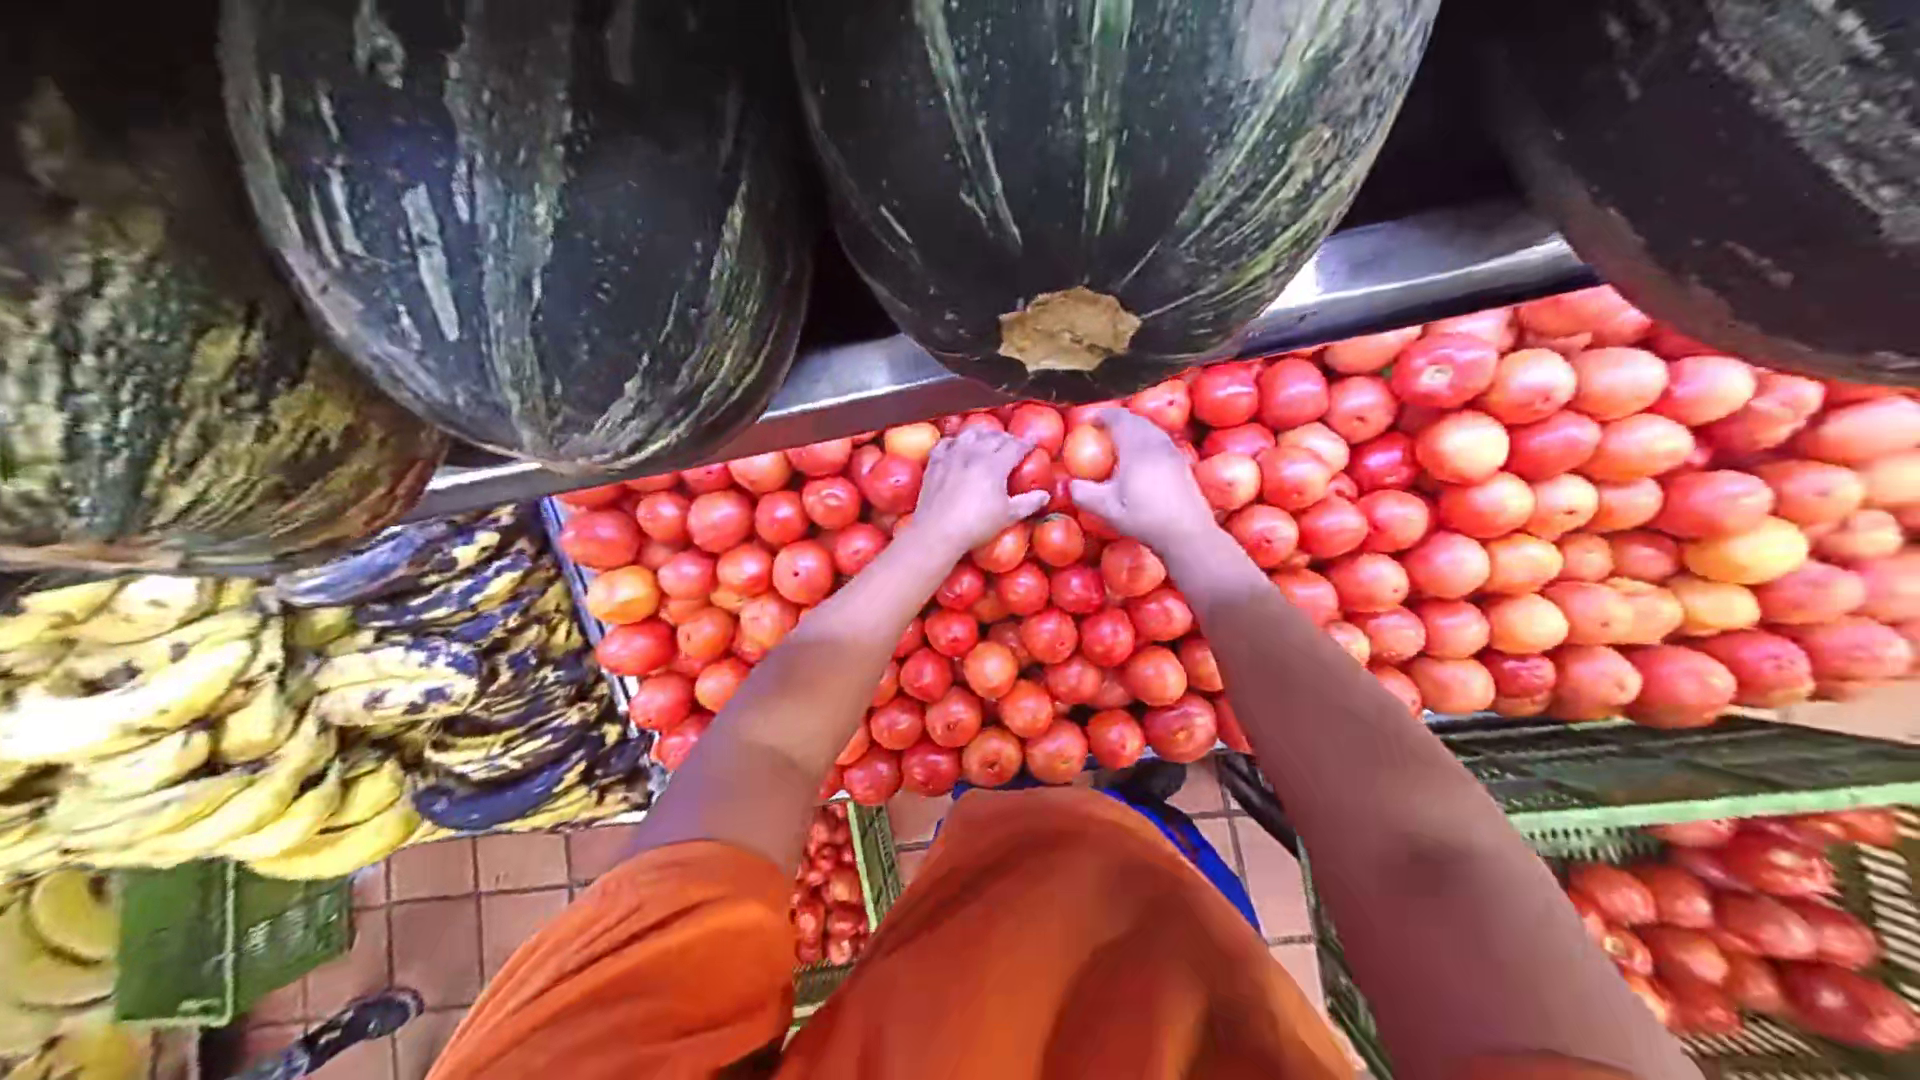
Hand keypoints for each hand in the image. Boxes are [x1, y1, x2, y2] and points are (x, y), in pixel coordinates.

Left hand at [905, 428, 1050, 557]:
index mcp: (995, 464)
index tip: (1033, 444)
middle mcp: (974, 452)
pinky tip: (958, 446)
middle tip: (1013, 444)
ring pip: (971, 433)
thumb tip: (1044, 495)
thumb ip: (1028, 503)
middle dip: (1007, 438)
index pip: (1016, 446)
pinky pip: (946, 442)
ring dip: (983, 434)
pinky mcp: (935, 461)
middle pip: (995, 436)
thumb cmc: (976, 525)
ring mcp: (952, 455)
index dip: (1027, 444)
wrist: (937, 531)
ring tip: (988, 439)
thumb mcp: (1007, 516)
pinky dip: (956, 441)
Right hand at [1069, 408, 1218, 554]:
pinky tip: (1141, 457)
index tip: (1091, 420)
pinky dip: (1147, 438)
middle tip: (1104, 427)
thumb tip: (1070, 484)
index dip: (1103, 416)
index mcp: (1136, 448)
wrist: (1188, 533)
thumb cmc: (1145, 519)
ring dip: (1134, 427)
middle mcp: (1157, 443)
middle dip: (1118, 419)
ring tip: (1121, 439)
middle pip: (1136, 419)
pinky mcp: (1182, 463)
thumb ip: (1084, 494)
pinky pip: (1161, 439)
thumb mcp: (1107, 509)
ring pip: (1151, 428)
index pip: (1119, 419)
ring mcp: (1173, 452)